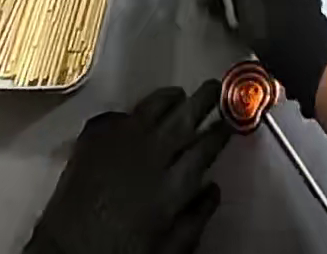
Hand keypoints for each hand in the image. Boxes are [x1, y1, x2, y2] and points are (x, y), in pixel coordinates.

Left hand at [25, 82, 230, 253]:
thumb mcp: (165, 252)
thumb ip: (194, 221)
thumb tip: (214, 187)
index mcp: (173, 184)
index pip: (209, 144)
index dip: (223, 128)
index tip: (231, 120)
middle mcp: (153, 154)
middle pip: (188, 113)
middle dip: (207, 97)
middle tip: (216, 87)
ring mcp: (123, 141)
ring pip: (157, 103)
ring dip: (172, 97)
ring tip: (180, 95)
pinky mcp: (95, 138)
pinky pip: (120, 113)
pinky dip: (132, 113)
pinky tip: (136, 118)